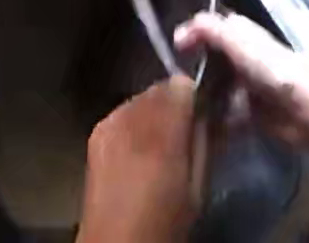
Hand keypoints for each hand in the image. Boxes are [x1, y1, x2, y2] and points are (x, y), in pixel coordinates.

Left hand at [78, 76, 196, 242]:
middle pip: (162, 87)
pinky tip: (139, 145)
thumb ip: (204, 141)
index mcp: (163, 130)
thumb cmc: (163, 224)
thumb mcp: (197, 188)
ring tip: (160, 139)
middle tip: (184, 128)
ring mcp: (111, 119)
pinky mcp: (98, 130)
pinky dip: (136, 120)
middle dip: (175, 101)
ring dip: (155, 110)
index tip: (203, 112)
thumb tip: (211, 111)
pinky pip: (125, 110)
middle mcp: (134, 115)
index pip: (183, 85)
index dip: (195, 96)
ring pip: (144, 96)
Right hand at [172, 11, 308, 147]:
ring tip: (181, 108)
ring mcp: (249, 86)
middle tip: (172, 81)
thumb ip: (211, 30)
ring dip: (204, 96)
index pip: (213, 27)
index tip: (174, 49)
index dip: (194, 33)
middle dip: (196, 66)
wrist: (307, 110)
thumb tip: (179, 30)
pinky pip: (227, 116)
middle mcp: (245, 56)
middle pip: (214, 58)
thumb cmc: (272, 69)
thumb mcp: (238, 42)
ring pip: (219, 87)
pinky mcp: (254, 115)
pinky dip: (216, 121)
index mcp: (243, 33)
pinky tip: (202, 129)